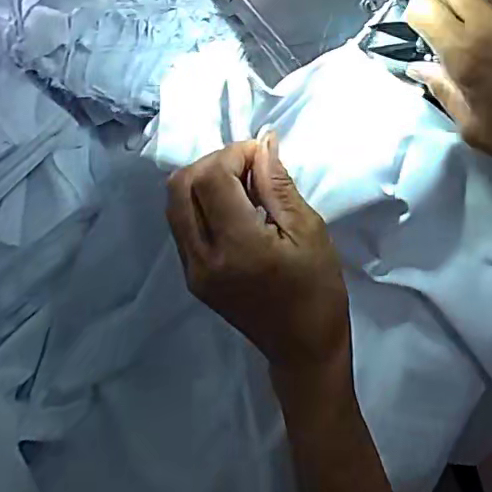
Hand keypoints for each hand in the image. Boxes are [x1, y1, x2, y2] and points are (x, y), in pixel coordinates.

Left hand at [165, 133, 350, 374]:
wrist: (303, 349)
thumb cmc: (317, 288)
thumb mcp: (308, 230)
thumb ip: (278, 184)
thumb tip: (262, 143)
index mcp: (237, 247)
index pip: (212, 178)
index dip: (235, 153)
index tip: (262, 155)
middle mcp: (203, 258)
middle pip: (182, 185)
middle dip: (214, 161)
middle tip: (249, 165)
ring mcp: (192, 269)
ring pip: (175, 202)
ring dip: (203, 179)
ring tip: (241, 183)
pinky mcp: (191, 275)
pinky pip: (181, 221)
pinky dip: (200, 200)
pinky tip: (232, 204)